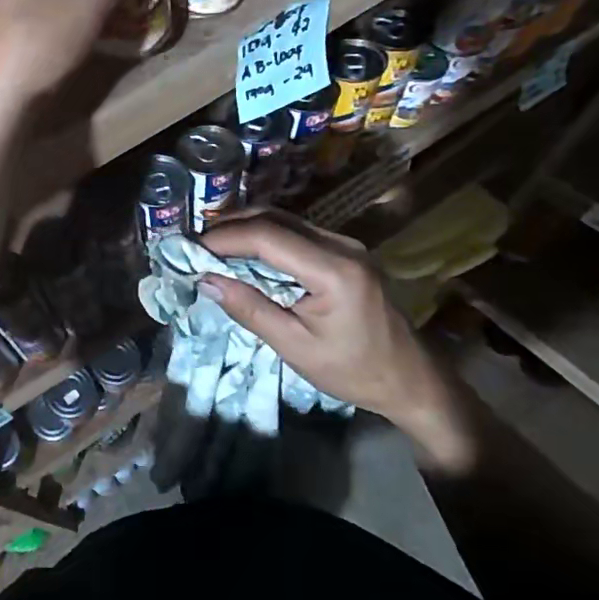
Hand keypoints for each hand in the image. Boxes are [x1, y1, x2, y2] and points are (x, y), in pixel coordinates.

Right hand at [196, 212, 476, 473]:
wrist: (410, 380)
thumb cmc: (353, 370)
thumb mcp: (294, 346)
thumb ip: (250, 309)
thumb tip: (205, 280)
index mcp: (334, 270)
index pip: (266, 236)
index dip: (222, 238)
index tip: (188, 250)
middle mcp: (342, 246)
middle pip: (272, 219)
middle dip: (227, 227)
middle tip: (191, 246)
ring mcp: (344, 245)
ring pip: (281, 220)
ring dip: (241, 229)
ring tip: (208, 248)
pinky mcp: (341, 251)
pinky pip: (292, 232)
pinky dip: (259, 237)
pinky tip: (239, 253)